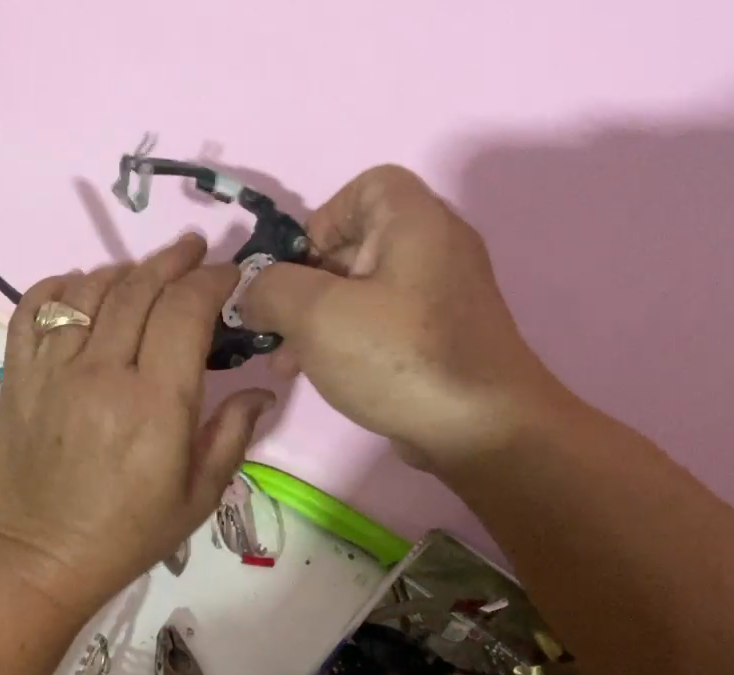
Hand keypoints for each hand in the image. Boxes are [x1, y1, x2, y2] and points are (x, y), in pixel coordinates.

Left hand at [0, 234, 276, 614]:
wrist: (40, 557)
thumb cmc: (126, 535)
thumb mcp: (198, 497)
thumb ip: (232, 433)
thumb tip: (260, 388)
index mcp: (154, 404)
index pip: (185, 310)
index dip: (212, 280)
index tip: (228, 276)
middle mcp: (101, 374)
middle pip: (139, 288)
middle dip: (173, 261)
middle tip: (192, 252)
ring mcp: (51, 372)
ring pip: (88, 290)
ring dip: (122, 271)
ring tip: (142, 275)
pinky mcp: (16, 378)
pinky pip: (32, 311)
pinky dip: (57, 289)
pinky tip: (78, 290)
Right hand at [239, 166, 573, 472]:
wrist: (481, 428)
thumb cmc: (398, 357)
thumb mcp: (316, 314)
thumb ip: (271, 289)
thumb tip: (252, 291)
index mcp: (415, 221)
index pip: (364, 187)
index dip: (319, 222)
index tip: (293, 274)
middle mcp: (435, 247)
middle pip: (356, 243)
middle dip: (305, 285)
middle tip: (277, 329)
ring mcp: (442, 295)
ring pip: (363, 290)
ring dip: (318, 320)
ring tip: (289, 364)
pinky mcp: (442, 336)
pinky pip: (383, 323)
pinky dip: (349, 341)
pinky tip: (326, 377)